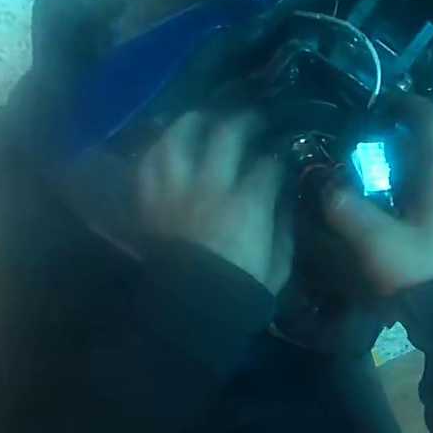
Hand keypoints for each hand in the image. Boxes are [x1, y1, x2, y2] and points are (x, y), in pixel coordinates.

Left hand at [138, 110, 293, 292]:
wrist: (189, 313)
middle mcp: (209, 187)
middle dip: (244, 120)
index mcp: (247, 204)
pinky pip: (148, 165)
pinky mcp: (150, 203)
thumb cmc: (240, 291)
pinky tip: (167, 145)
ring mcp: (174, 192)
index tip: (283, 154)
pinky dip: (158, 150)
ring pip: (177, 139)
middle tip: (252, 119)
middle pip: (225, 134)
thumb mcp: (277, 265)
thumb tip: (284, 198)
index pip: (267, 162)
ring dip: (192, 123)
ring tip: (203, 118)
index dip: (278, 154)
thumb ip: (283, 226)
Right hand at [322, 95, 432, 293]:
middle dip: (405, 146)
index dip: (405, 104)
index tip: (380, 104)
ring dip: (420, 175)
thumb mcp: (379, 245)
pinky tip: (416, 224)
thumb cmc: (432, 274)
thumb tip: (328, 186)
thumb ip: (348, 210)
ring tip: (389, 194)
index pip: (432, 117)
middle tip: (373, 157)